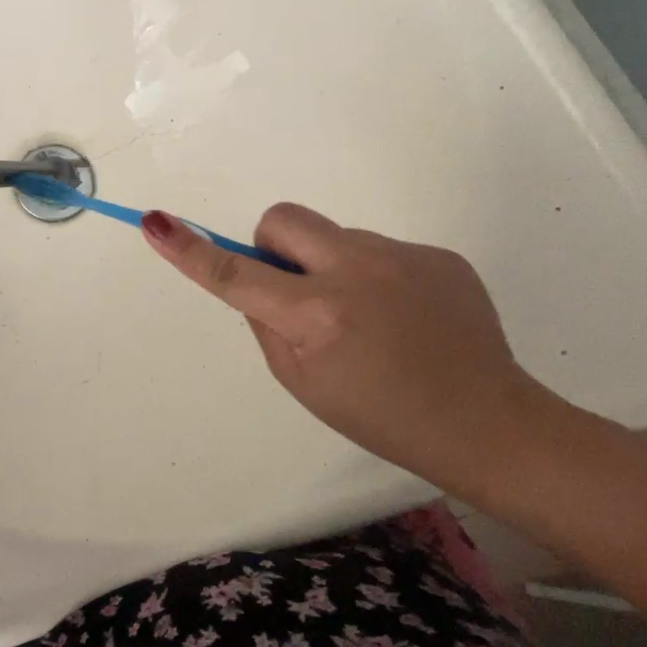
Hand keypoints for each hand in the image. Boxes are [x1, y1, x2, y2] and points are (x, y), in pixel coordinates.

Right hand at [141, 203, 559, 481]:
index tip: (155, 222)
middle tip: (295, 291)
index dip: (189, 249)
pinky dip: (373, 275)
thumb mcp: (301, 382)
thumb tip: (256, 282)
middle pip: (283, 221)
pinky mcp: (439, 256)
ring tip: (368, 319)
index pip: (235, 274)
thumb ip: (266, 324)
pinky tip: (403, 317)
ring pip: (334, 237)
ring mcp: (404, 258)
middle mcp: (357, 273)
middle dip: (272, 247)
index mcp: (318, 315)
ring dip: (329, 266)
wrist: (492, 425)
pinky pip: (378, 250)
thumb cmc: (381, 416)